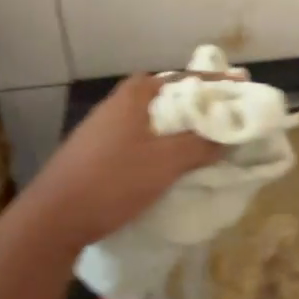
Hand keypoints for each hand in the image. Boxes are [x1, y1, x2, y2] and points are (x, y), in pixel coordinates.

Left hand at [19, 74, 224, 251]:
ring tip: (209, 137)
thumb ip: (201, 145)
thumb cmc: (113, 182)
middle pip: (171, 95)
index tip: (245, 87)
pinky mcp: (97, 149)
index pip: (188, 79)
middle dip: (201, 104)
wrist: (52, 219)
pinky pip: (142, 135)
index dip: (219, 85)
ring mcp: (105, 125)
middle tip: (230, 113)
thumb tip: (229, 134)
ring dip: (182, 125)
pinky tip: (173, 158)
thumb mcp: (166, 163)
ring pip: (156, 118)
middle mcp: (120, 101)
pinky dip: (163, 140)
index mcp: (137, 93)